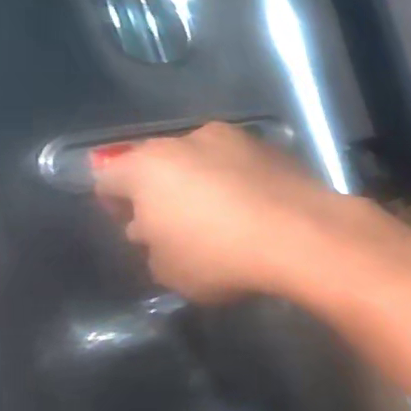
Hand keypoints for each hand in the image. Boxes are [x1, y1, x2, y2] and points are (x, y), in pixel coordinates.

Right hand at [91, 122, 366, 303]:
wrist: (302, 233)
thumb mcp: (168, 271)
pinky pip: (239, 165)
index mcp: (148, 166)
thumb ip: (152, 246)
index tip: (129, 226)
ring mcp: (234, 139)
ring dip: (200, 182)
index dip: (112, 203)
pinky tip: (250, 211)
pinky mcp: (271, 148)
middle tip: (171, 224)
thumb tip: (155, 230)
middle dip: (159, 191)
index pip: (109, 177)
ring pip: (202, 160)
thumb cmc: (220, 256)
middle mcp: (188, 140)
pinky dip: (236, 182)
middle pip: (158, 163)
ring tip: (216, 217)